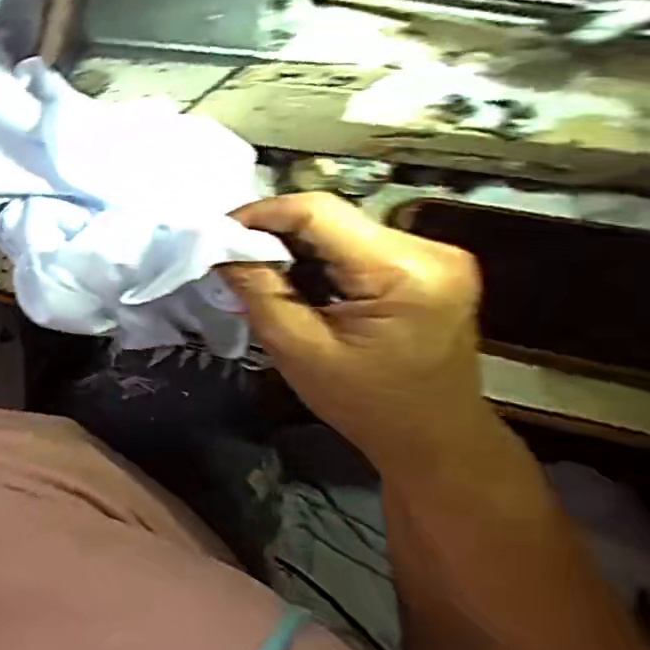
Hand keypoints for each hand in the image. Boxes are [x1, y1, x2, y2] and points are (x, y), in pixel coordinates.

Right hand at [219, 193, 492, 470]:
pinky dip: (312, 255)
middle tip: (228, 259)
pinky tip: (295, 282)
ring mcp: (432, 256)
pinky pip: (352, 242)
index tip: (215, 237)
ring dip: (288, 244)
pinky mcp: (425, 266)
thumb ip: (256, 287)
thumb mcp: (295, 346)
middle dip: (269, 232)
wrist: (434, 437)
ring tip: (257, 273)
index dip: (257, 215)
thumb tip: (216, 246)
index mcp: (403, 271)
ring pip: (336, 226)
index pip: (316, 212)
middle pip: (327, 216)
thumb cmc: (365, 401)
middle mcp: (428, 251)